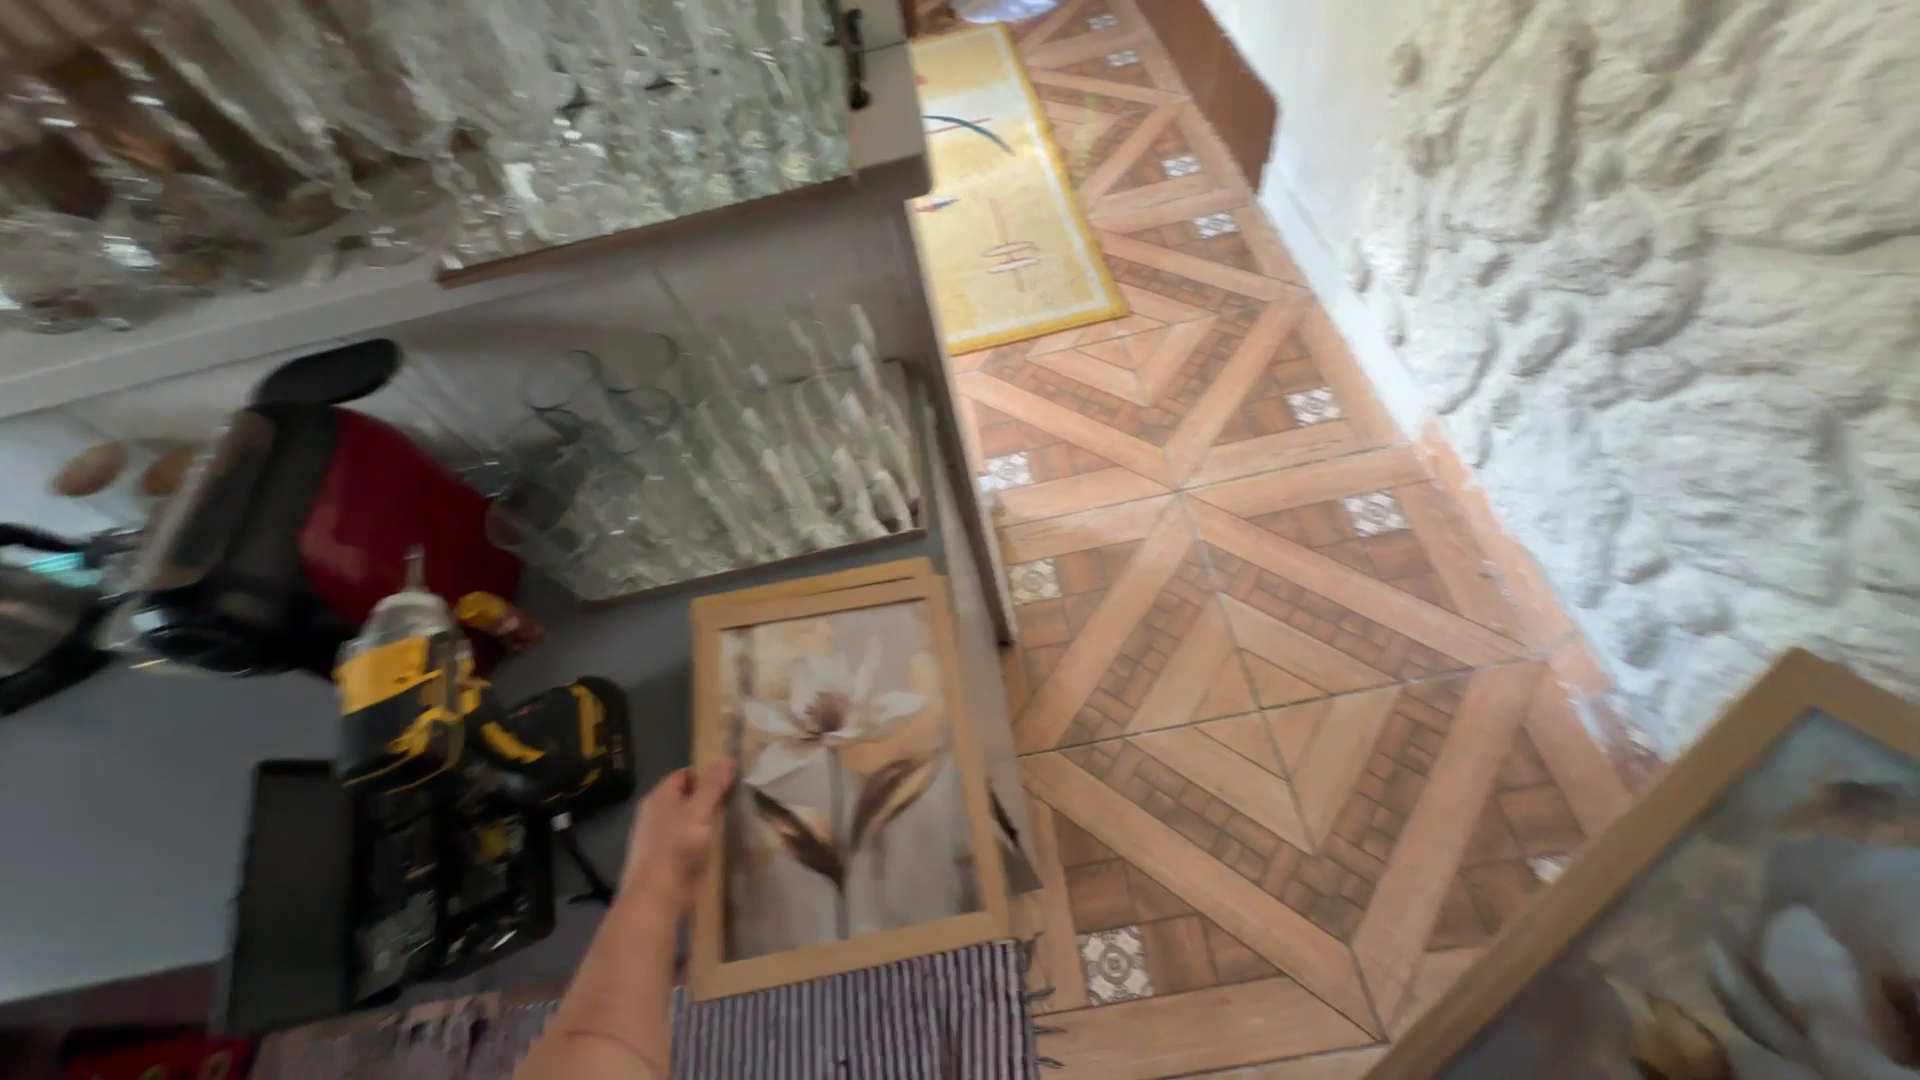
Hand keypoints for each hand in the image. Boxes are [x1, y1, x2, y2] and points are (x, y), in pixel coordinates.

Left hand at [622, 760, 734, 916]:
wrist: (656, 894)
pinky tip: (711, 850)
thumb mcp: (701, 809)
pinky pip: (683, 843)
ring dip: (702, 822)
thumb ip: (713, 784)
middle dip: (706, 799)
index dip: (705, 775)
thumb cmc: (678, 844)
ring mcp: (654, 839)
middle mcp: (653, 814)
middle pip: (684, 798)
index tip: (728, 782)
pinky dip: (697, 843)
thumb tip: (727, 758)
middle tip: (731, 803)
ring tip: (726, 826)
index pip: (684, 774)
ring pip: (684, 821)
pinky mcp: (661, 862)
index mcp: (658, 797)